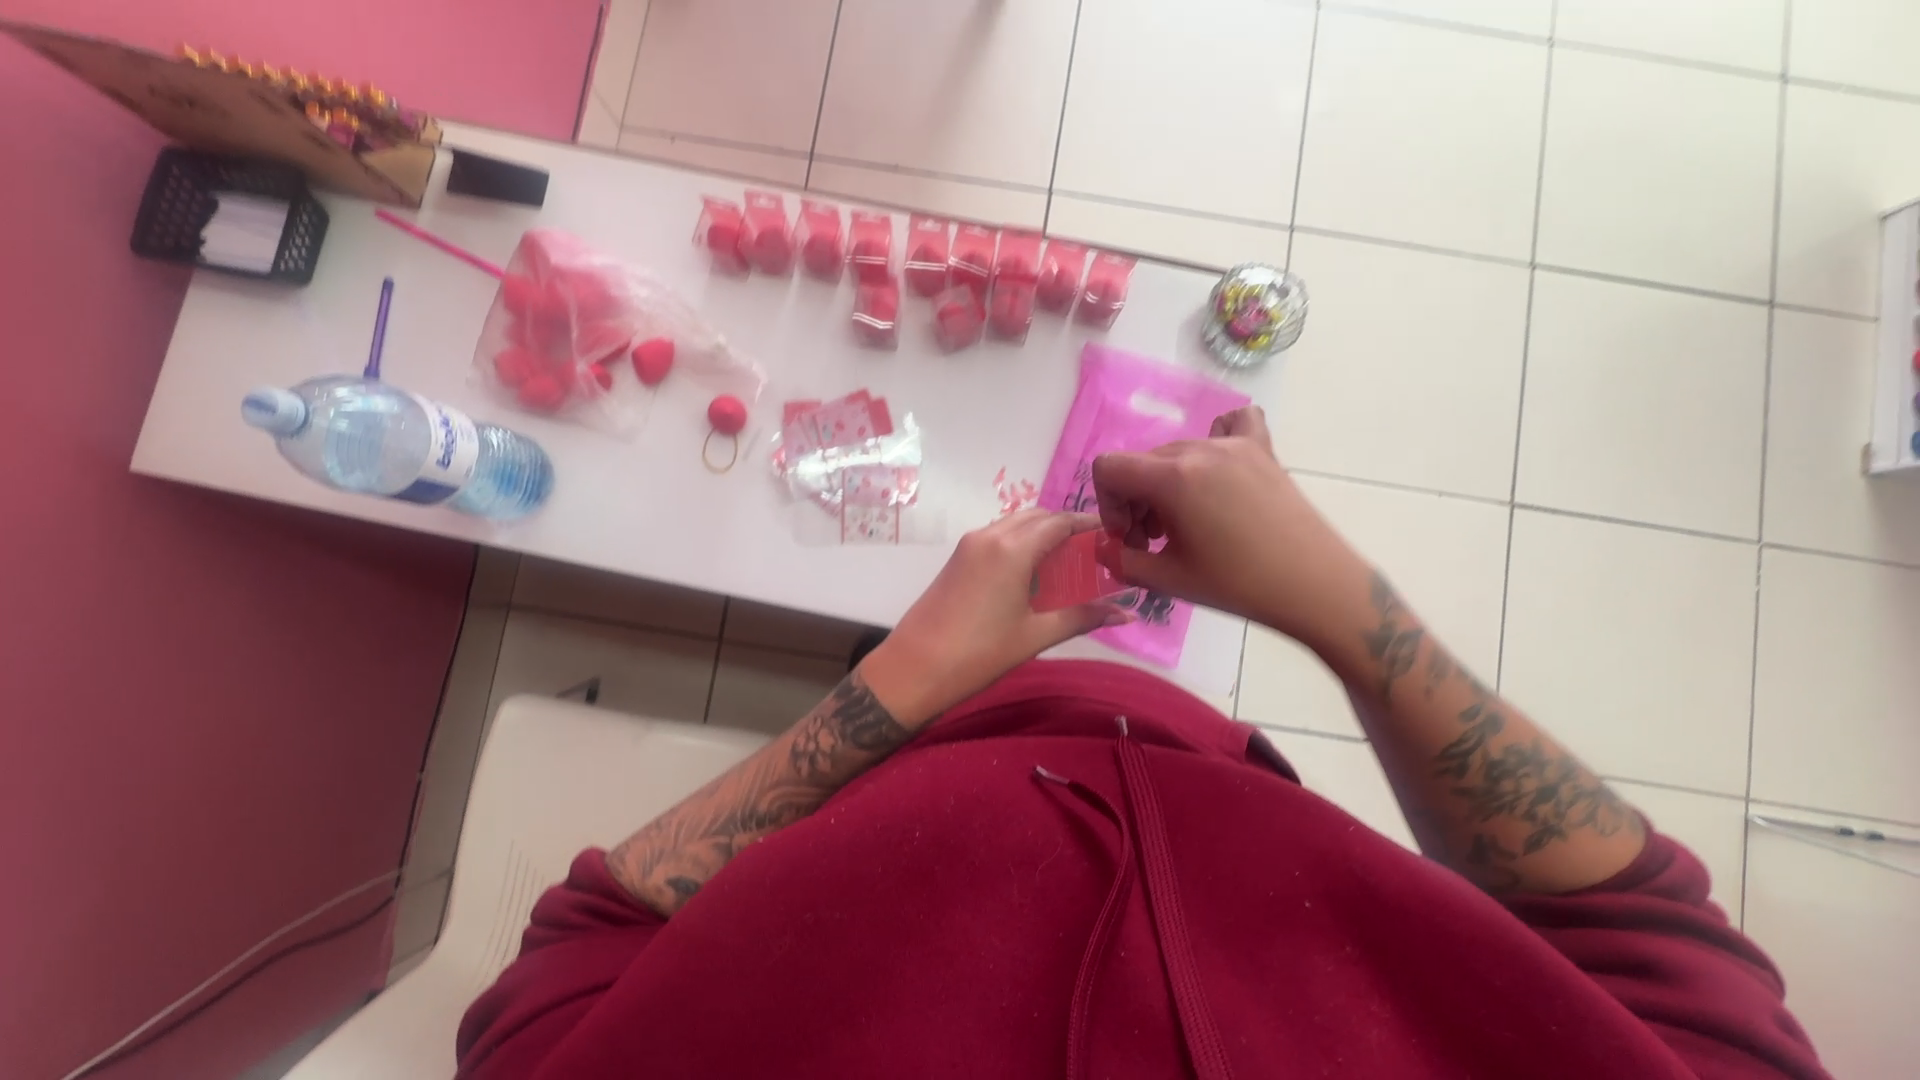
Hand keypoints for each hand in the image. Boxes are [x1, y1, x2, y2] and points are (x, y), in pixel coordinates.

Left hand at [859, 510, 1125, 726]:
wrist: (915, 668)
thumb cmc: (980, 653)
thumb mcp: (1036, 635)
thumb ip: (1082, 617)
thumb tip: (1128, 614)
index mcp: (1012, 549)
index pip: (1059, 521)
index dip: (1088, 524)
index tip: (1114, 533)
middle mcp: (989, 535)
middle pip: (1037, 517)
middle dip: (1066, 527)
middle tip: (1094, 550)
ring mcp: (969, 545)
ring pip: (1014, 524)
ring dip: (1041, 533)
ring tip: (1068, 560)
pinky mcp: (957, 558)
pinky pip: (997, 537)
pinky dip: (1020, 543)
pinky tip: (1034, 571)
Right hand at [1090, 406, 1369, 649]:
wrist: (1315, 587)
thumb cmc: (1238, 586)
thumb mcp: (1167, 580)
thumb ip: (1122, 560)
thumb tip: (1105, 547)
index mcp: (1172, 478)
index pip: (1109, 468)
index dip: (1107, 504)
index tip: (1129, 538)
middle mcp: (1200, 449)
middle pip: (1142, 463)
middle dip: (1136, 502)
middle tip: (1154, 542)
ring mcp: (1235, 445)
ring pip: (1177, 453)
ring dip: (1167, 484)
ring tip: (1187, 522)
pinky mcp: (1264, 451)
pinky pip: (1231, 424)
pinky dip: (1216, 439)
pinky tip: (1220, 470)